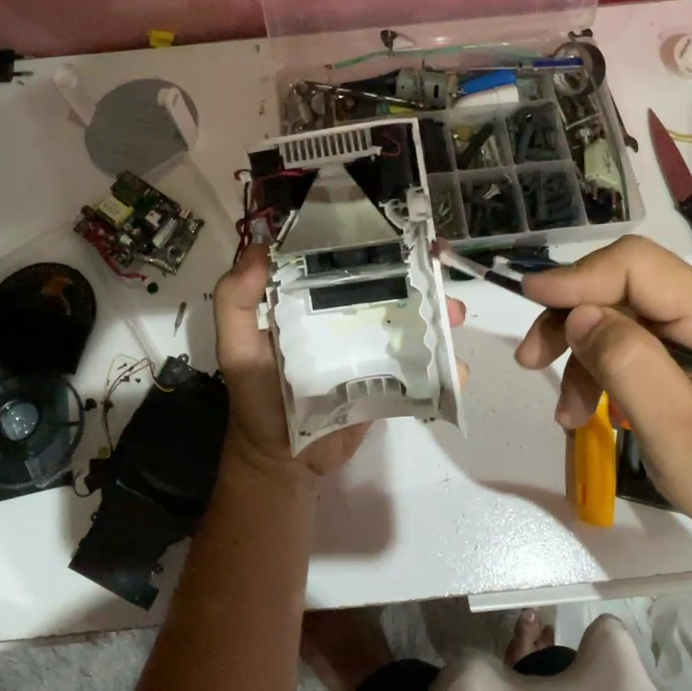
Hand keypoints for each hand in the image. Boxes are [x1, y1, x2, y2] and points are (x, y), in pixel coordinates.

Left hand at [212, 245, 464, 480]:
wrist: (281, 461)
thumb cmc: (256, 398)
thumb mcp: (236, 347)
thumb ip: (235, 301)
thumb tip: (256, 250)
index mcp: (312, 300)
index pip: (344, 260)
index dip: (371, 241)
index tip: (399, 229)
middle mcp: (346, 318)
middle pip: (390, 286)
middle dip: (420, 273)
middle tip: (438, 267)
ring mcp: (371, 351)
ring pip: (413, 323)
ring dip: (439, 314)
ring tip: (453, 314)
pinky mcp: (389, 384)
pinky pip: (421, 371)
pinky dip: (445, 369)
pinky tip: (456, 369)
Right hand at [514, 236, 691, 558]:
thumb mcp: (681, 437)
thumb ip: (631, 368)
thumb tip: (579, 314)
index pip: (639, 265)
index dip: (579, 275)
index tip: (529, 296)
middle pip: (628, 287)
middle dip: (573, 321)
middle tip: (532, 362)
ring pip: (631, 312)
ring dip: (590, 354)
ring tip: (570, 413)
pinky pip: (650, 333)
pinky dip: (617, 362)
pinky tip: (602, 404)